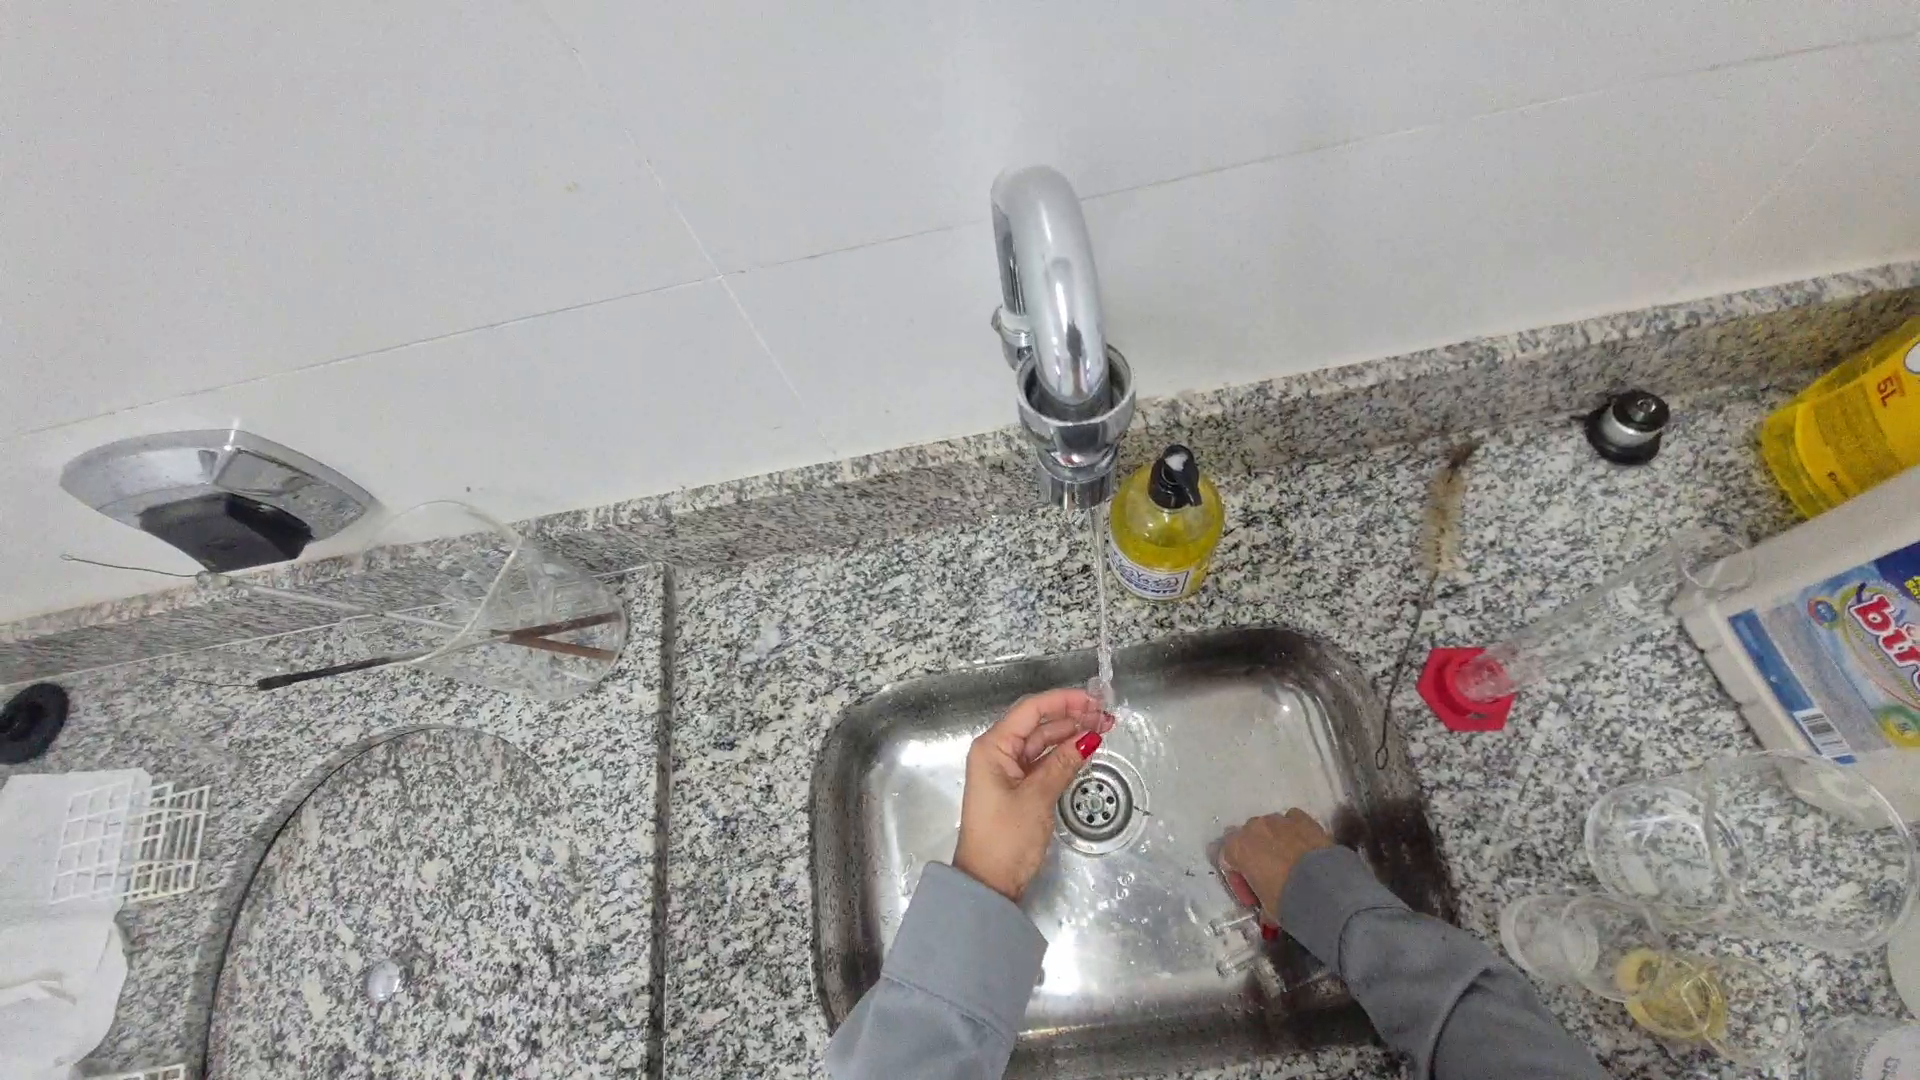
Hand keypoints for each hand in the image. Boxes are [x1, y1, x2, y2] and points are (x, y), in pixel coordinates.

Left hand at [952, 688, 1111, 901]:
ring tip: (1102, 729)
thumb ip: (1063, 763)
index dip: (1063, 701)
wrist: (988, 884)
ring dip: (1070, 734)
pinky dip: (1063, 754)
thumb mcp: (1038, 797)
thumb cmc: (1006, 838)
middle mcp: (997, 752)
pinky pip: (1042, 761)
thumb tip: (1090, 737)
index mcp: (993, 746)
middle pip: (1037, 723)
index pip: (1030, 710)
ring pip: (1042, 741)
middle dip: (1071, 716)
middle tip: (1106, 716)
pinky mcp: (1017, 787)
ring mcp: (1007, 769)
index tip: (1094, 700)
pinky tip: (1085, 749)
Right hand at [1220, 808, 1334, 921]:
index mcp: (1236, 847)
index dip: (1239, 881)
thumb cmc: (1287, 900)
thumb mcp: (1268, 910)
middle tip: (1270, 881)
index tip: (1254, 899)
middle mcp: (1253, 828)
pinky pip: (1292, 822)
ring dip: (1274, 844)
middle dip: (1255, 858)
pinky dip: (1295, 833)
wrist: (1326, 889)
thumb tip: (1267, 915)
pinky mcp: (1302, 818)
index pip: (1227, 859)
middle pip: (1247, 840)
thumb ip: (1262, 907)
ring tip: (1291, 866)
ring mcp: (1278, 820)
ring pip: (1269, 829)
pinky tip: (1304, 850)